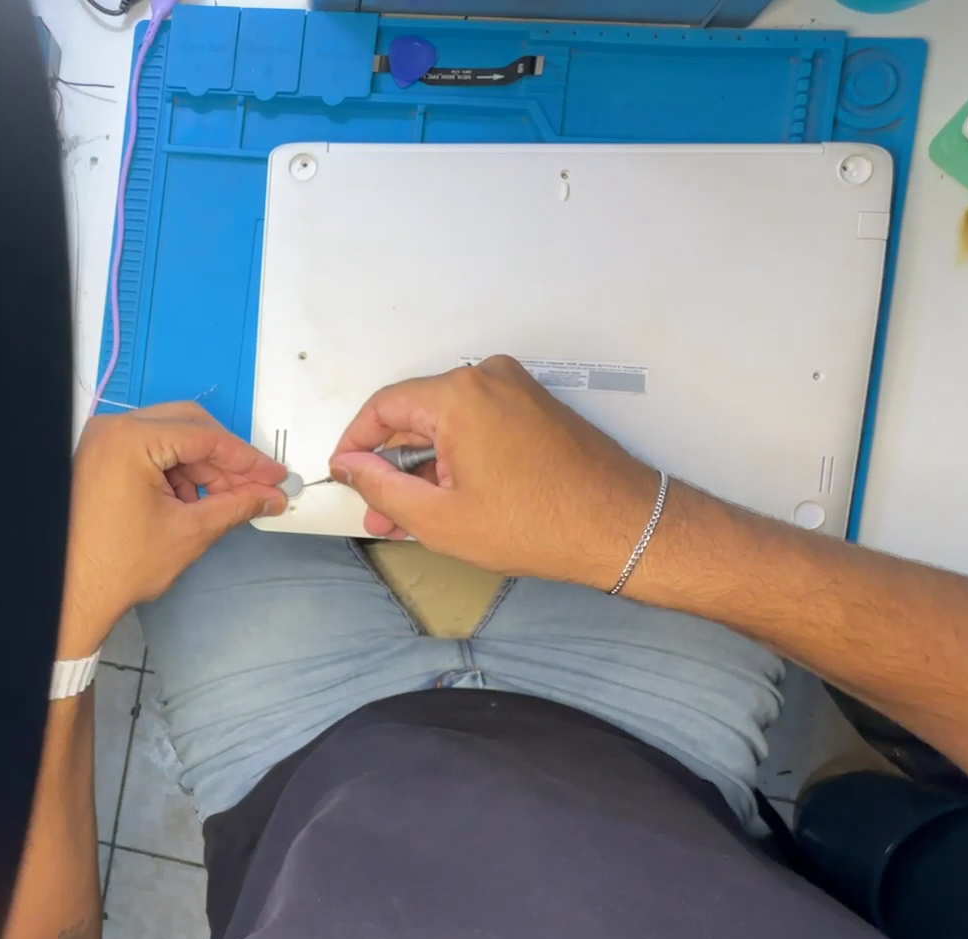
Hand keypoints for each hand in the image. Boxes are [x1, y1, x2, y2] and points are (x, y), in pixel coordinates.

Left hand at [59, 403, 286, 656]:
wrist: (71, 595)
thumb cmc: (122, 565)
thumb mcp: (190, 532)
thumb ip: (236, 506)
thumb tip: (271, 496)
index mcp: (130, 439)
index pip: (205, 437)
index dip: (247, 459)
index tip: (275, 476)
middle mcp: (112, 428)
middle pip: (188, 428)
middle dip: (225, 462)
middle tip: (257, 488)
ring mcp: (102, 442)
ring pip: (170, 441)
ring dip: (201, 471)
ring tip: (225, 504)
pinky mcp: (100, 459)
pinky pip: (149, 453)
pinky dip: (175, 475)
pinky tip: (193, 503)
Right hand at [328, 355, 661, 588]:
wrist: (623, 529)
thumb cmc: (537, 525)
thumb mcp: (437, 518)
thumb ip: (379, 487)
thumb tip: (348, 466)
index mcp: (459, 395)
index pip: (382, 408)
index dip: (354, 445)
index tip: (345, 476)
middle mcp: (487, 379)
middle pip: (413, 417)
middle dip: (390, 468)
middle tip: (379, 513)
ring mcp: (514, 391)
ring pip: (443, 427)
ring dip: (421, 470)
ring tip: (409, 518)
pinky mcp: (531, 408)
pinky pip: (473, 428)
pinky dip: (453, 461)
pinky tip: (445, 500)